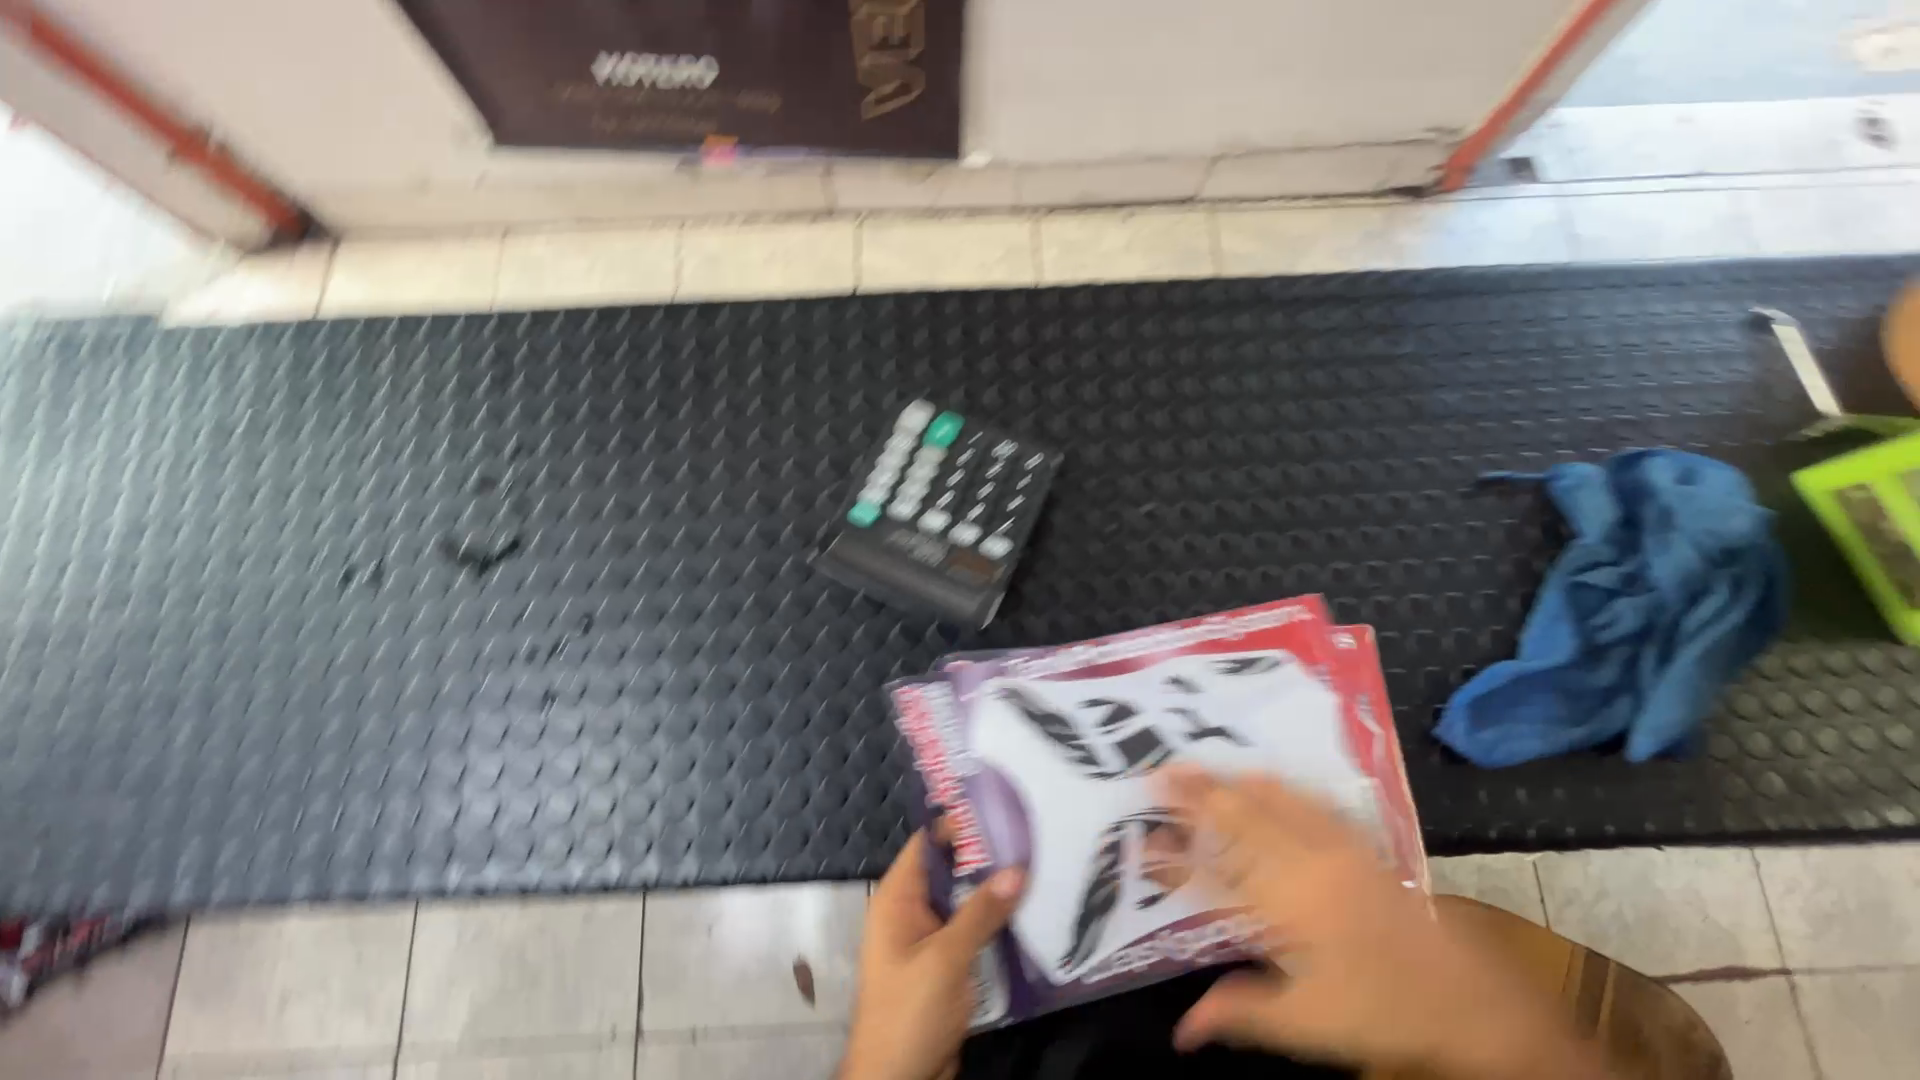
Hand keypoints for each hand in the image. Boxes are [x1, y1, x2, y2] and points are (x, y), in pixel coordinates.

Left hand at [838, 827, 1025, 1079]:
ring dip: (995, 891)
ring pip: (965, 903)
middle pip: (951, 872)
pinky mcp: (947, 965)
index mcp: (897, 899)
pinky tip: (1030, 913)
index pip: (927, 845)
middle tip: (1032, 837)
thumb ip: (980, 913)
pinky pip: (973, 932)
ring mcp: (930, 940)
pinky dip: (996, 922)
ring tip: (1040, 866)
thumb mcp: (945, 959)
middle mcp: (911, 912)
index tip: (1001, 811)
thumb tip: (1017, 869)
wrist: (897, 1079)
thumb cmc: (908, 1012)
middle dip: (986, 858)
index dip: (959, 825)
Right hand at [1159, 766, 1609, 1079]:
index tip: (1144, 841)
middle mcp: (1304, 864)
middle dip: (1194, 793)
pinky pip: (1309, 799)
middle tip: (1157, 774)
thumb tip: (1182, 1031)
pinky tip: (1261, 777)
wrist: (1470, 999)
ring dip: (1228, 782)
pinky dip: (1275, 784)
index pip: (1213, 872)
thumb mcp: (1306, 1024)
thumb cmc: (1382, 1011)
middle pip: (1237, 817)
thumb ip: (1239, 1013)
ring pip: (1269, 800)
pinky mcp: (1359, 844)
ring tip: (1195, 766)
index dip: (1174, 854)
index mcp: (1284, 906)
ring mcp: (1335, 847)